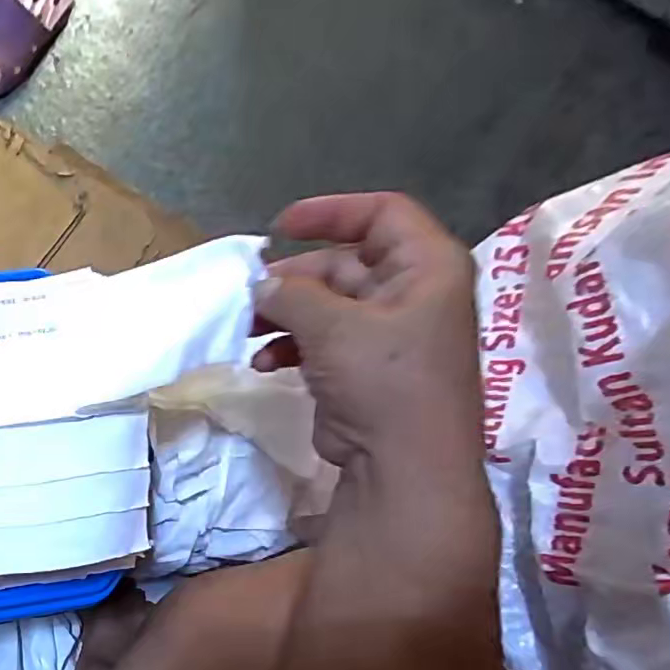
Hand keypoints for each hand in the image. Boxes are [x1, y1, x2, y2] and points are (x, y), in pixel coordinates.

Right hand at [251, 193, 480, 470]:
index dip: (331, 214)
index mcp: (423, 268)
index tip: (279, 226)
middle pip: (341, 266)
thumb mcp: (337, 329)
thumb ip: (294, 297)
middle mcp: (405, 293)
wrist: (400, 455)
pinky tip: (263, 364)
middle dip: (291, 280)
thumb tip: (260, 286)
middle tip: (247, 296)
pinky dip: (286, 347)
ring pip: (321, 307)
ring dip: (281, 316)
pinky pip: (314, 341)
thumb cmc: (385, 380)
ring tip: (246, 331)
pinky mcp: (354, 366)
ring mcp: (379, 332)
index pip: (382, 215)